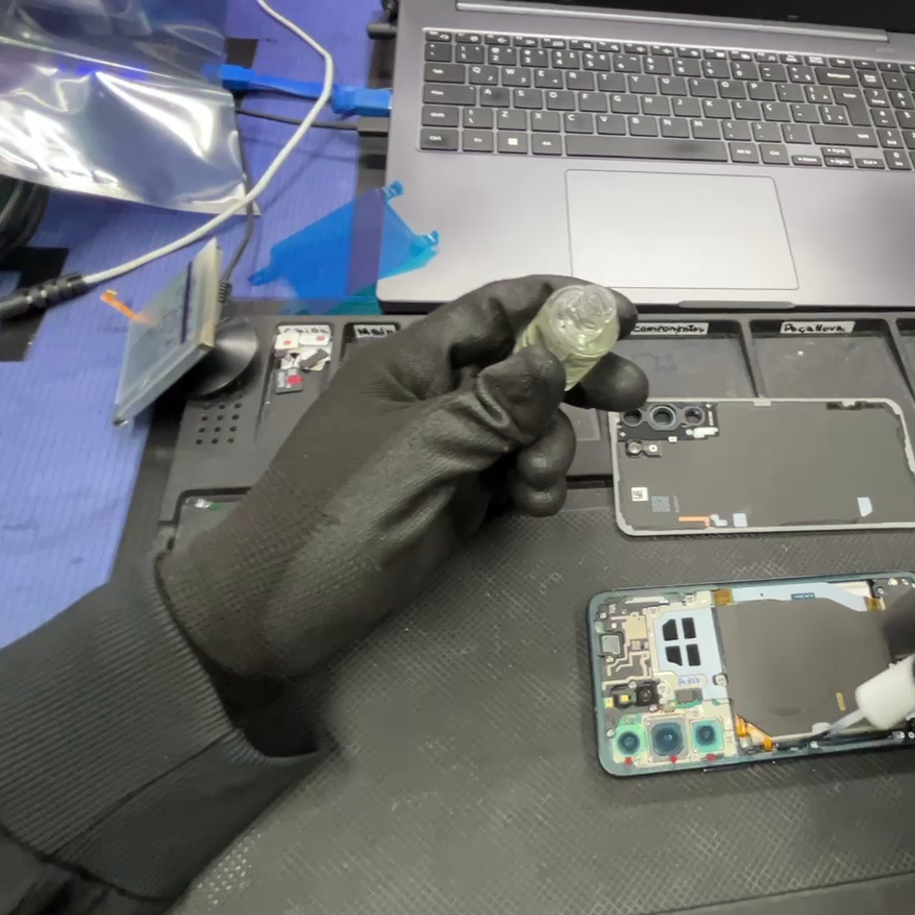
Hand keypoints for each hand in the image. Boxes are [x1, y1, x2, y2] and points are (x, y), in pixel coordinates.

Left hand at [157, 277, 646, 681]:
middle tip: (632, 395)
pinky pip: (518, 474)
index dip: (560, 304)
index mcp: (414, 363)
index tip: (623, 316)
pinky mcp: (463, 495)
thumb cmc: (337, 517)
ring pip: (530, 427)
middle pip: (527, 369)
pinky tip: (526, 507)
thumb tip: (556, 359)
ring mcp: (453, 448)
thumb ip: (492, 406)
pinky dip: (534, 487)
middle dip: (578, 380)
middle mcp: (440, 396)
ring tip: (535, 481)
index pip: (497, 311)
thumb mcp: (418, 453)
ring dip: (549, 448)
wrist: (282, 609)